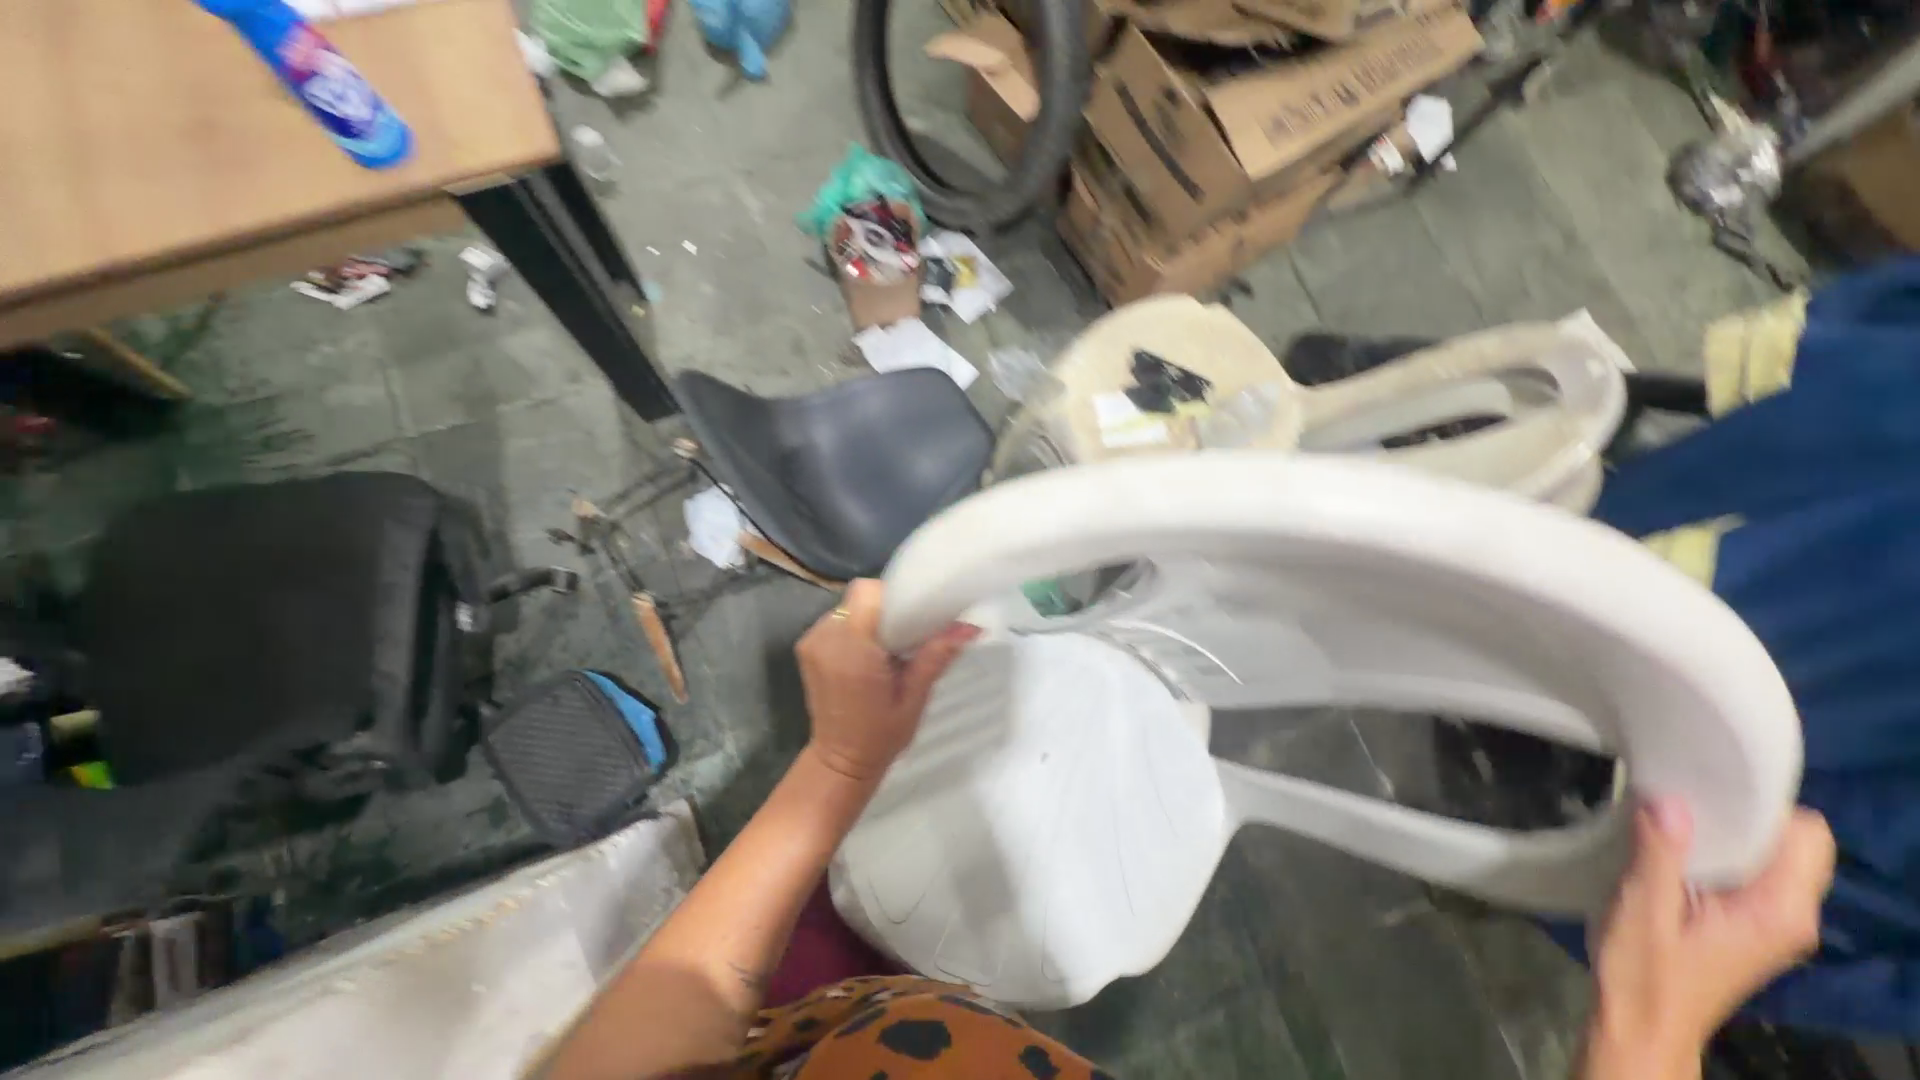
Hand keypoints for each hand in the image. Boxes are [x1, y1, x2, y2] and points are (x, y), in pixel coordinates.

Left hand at [794, 579, 979, 783]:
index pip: (868, 593)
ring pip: (846, 607)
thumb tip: (970, 627)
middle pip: (857, 598)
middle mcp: (826, 639)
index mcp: (853, 651)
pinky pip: (834, 622)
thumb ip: (936, 656)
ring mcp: (811, 642)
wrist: (840, 761)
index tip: (911, 614)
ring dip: (868, 619)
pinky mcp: (805, 648)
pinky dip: (853, 629)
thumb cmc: (880, 735)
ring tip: (887, 646)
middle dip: (883, 609)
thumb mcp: (915, 697)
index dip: (891, 596)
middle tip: (905, 633)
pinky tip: (868, 653)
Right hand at [1583, 798, 1834, 1079]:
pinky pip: (1744, 870)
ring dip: (1720, 830)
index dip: (1763, 802)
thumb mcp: (1643, 908)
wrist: (1640, 1025)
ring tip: (1668, 813)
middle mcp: (1789, 914)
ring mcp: (1769, 921)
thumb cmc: (1644, 971)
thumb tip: (1670, 799)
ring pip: (1764, 853)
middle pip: (1787, 840)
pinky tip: (1668, 847)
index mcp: (1779, 911)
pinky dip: (1711, 850)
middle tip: (1678, 792)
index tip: (1708, 779)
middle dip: (1737, 811)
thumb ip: (1660, 853)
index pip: (1807, 836)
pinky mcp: (1745, 923)